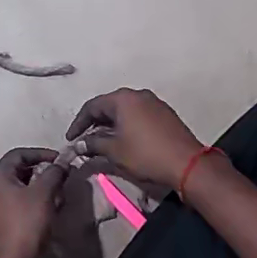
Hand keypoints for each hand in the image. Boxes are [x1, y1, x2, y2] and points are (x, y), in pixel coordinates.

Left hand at [0, 148, 67, 257]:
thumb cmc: (27, 223)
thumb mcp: (44, 193)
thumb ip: (54, 172)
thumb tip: (63, 162)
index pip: (19, 154)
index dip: (41, 153)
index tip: (61, 160)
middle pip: (20, 170)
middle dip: (44, 171)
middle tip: (62, 177)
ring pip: (22, 188)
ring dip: (43, 188)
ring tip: (60, 195)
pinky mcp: (3, 222)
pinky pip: (21, 204)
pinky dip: (37, 202)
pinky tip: (52, 210)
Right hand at [66, 88, 204, 188]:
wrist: (186, 162)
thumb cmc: (145, 154)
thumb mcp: (115, 151)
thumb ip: (93, 144)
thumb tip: (79, 144)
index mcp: (123, 99)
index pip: (92, 106)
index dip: (78, 123)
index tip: (70, 139)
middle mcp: (138, 95)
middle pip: (109, 105)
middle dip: (94, 123)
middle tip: (84, 139)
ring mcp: (154, 103)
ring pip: (125, 110)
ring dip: (111, 124)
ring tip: (102, 142)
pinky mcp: (164, 113)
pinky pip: (138, 115)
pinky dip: (126, 125)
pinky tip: (123, 140)